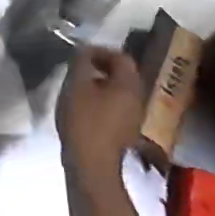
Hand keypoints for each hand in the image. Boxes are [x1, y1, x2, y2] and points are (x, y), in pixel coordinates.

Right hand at [56, 47, 146, 191]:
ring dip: (100, 84)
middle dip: (100, 67)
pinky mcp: (125, 132)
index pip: (121, 57)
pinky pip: (116, 107)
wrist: (92, 165)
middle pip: (122, 75)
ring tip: (78, 87)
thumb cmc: (84, 120)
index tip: (80, 55)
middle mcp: (138, 99)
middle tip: (78, 69)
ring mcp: (134, 117)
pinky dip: (102, 101)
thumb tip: (84, 50)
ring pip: (119, 92)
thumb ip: (81, 62)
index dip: (100, 51)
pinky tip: (84, 108)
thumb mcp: (76, 85)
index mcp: (129, 85)